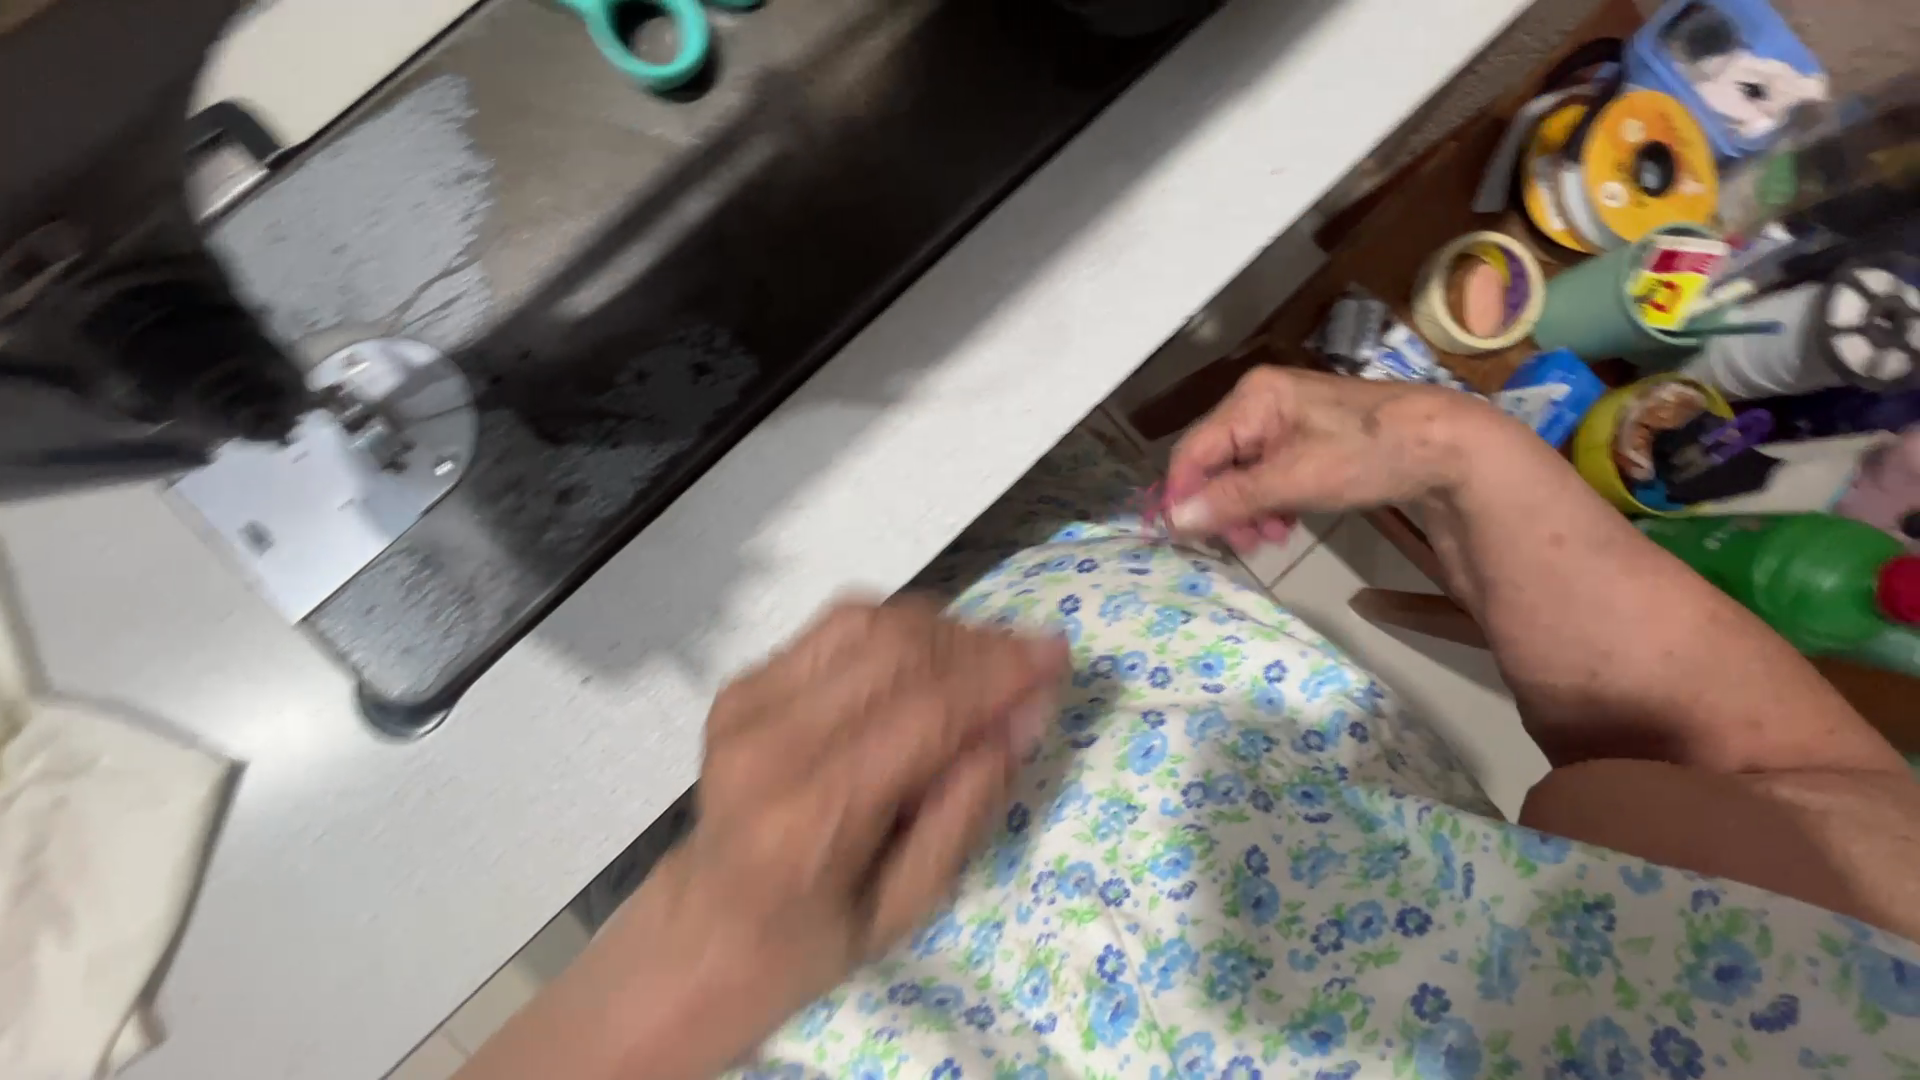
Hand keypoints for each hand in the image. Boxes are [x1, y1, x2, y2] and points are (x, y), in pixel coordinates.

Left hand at [573, 598, 1067, 1077]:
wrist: (707, 923)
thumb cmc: (818, 935)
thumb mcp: (912, 902)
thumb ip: (969, 803)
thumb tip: (1024, 709)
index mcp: (813, 813)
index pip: (927, 709)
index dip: (1000, 672)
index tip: (1056, 654)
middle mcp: (771, 740)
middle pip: (898, 650)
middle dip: (979, 643)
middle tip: (1026, 657)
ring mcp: (748, 701)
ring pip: (868, 622)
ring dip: (941, 628)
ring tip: (981, 657)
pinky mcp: (742, 682)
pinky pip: (837, 626)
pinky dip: (895, 628)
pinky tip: (922, 656)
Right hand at [1164, 367, 1499, 546]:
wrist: (1454, 447)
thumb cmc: (1369, 455)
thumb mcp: (1294, 480)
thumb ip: (1230, 500)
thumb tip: (1173, 521)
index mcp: (1253, 398)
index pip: (1194, 450)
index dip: (1182, 494)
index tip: (1184, 537)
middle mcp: (1261, 402)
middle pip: (1215, 462)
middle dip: (1222, 506)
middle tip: (1240, 544)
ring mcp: (1285, 420)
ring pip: (1240, 473)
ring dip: (1245, 510)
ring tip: (1268, 537)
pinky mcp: (1306, 438)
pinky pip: (1267, 473)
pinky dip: (1268, 502)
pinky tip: (1284, 523)